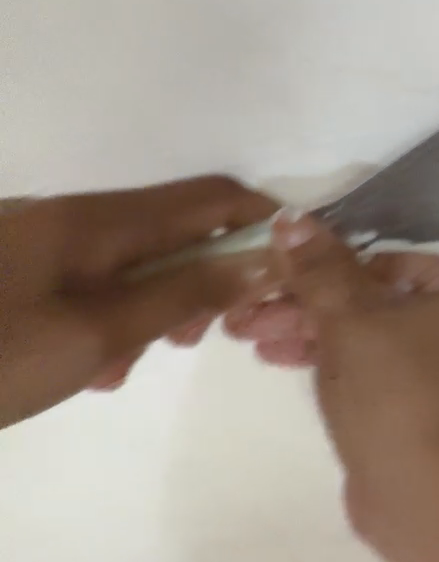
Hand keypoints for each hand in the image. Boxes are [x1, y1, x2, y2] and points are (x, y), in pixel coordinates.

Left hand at [0, 176, 277, 427]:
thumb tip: (275, 257)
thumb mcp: (96, 334)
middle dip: (207, 277)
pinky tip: (82, 366)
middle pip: (175, 230)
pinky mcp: (2, 275)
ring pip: (129, 261)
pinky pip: (81, 280)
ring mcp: (26, 245)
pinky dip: (105, 314)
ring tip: (126, 366)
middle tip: (201, 337)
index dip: (265, 222)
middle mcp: (66, 219)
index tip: (287, 271)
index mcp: (94, 221)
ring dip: (154, 305)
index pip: (216, 196)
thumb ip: (192, 291)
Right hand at [243, 212, 438, 501]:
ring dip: (312, 330)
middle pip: (378, 296)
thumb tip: (294, 219)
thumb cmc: (402, 389)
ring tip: (250, 339)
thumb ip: (323, 272)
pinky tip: (280, 359)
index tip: (266, 282)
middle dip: (310, 303)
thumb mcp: (354, 321)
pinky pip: (376, 362)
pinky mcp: (425, 394)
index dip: (327, 270)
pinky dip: (333, 358)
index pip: (391, 262)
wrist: (432, 482)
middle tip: (244, 318)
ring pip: (372, 330)